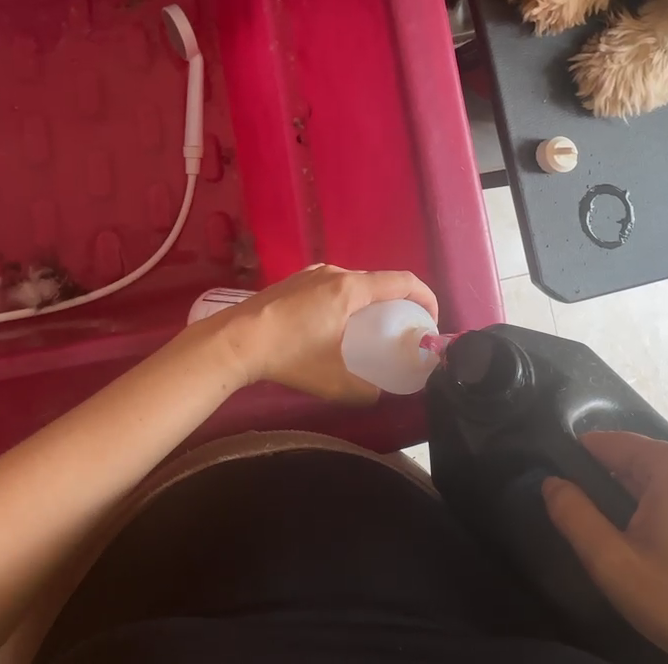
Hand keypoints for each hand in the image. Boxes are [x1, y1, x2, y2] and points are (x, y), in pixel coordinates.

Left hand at [203, 264, 437, 403]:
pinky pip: (332, 287)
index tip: (431, 319)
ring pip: (353, 284)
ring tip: (370, 331)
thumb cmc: (288, 356)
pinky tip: (334, 327)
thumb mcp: (333, 382)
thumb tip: (378, 395)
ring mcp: (311, 275)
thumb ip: (364, 390)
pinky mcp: (293, 282)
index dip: (425, 296)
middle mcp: (334, 274)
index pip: (402, 281)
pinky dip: (346, 302)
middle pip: (378, 282)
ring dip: (369, 303)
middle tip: (402, 331)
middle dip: (397, 303)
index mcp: (350, 289)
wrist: (235, 340)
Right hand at [542, 432, 667, 663]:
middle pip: (641, 464)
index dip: (580, 465)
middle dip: (616, 491)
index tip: (571, 499)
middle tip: (608, 537)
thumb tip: (552, 483)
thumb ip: (573, 516)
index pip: (608, 442)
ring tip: (645, 555)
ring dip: (650, 509)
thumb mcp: (613, 564)